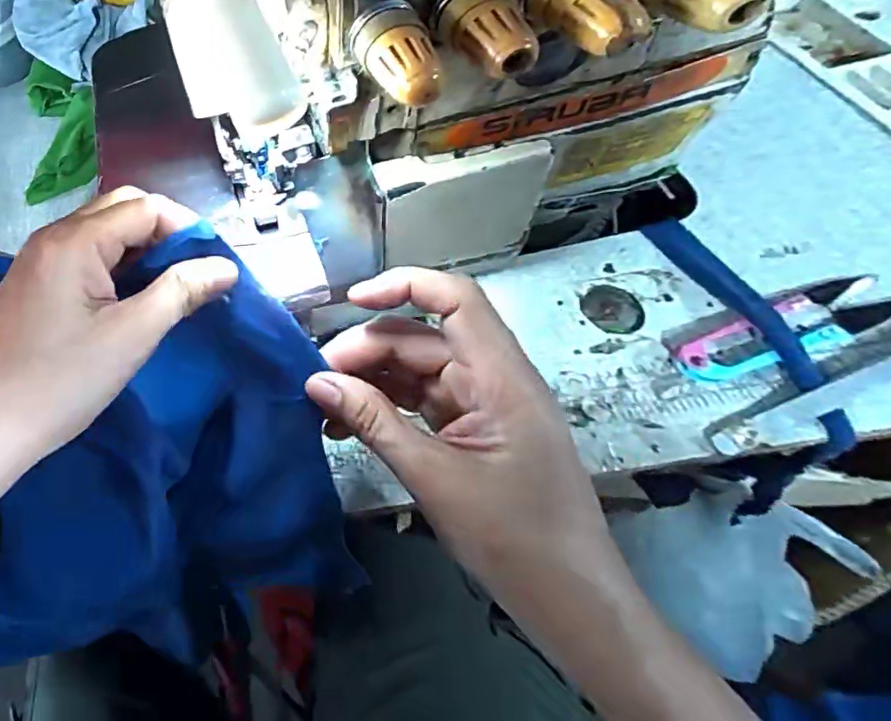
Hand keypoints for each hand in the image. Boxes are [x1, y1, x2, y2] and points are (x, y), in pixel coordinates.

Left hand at [0, 187, 237, 564]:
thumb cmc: (59, 382)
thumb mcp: (131, 336)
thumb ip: (181, 291)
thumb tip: (226, 267)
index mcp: (74, 240)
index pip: (145, 207)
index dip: (187, 227)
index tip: (214, 262)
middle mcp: (53, 236)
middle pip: (122, 207)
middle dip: (165, 230)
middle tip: (192, 269)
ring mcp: (38, 258)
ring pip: (102, 230)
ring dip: (141, 246)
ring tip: (169, 283)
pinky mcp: (33, 282)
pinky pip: (84, 253)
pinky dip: (116, 262)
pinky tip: (130, 295)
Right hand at [304, 267, 611, 597]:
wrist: (573, 604)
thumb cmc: (516, 539)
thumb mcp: (435, 478)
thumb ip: (374, 423)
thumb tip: (317, 381)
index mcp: (500, 375)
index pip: (456, 298)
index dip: (403, 285)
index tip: (351, 300)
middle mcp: (493, 377)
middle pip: (422, 338)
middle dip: (367, 351)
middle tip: (318, 379)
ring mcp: (482, 404)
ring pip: (416, 370)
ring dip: (370, 381)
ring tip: (324, 403)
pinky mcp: (472, 429)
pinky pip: (421, 401)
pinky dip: (385, 407)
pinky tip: (348, 422)